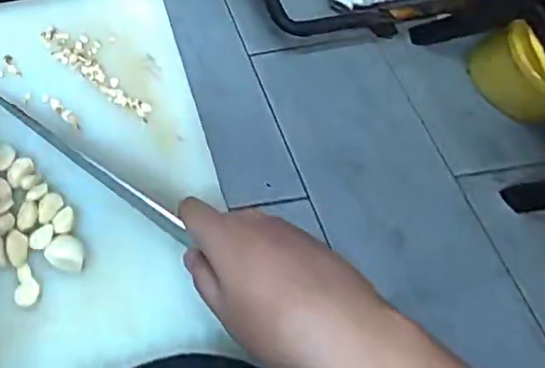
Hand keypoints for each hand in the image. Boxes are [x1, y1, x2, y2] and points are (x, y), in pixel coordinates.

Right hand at [179, 198, 465, 367]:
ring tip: (280, 296)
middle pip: (229, 222)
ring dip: (261, 253)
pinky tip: (307, 297)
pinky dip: (291, 262)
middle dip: (230, 245)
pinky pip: (291, 245)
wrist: (353, 336)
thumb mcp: (227, 313)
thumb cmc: (277, 326)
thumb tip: (197, 257)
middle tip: (242, 286)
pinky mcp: (319, 242)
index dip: (192, 226)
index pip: (191, 208)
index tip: (202, 253)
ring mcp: (288, 228)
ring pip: (261, 232)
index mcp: (222, 232)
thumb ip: (203, 278)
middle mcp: (252, 219)